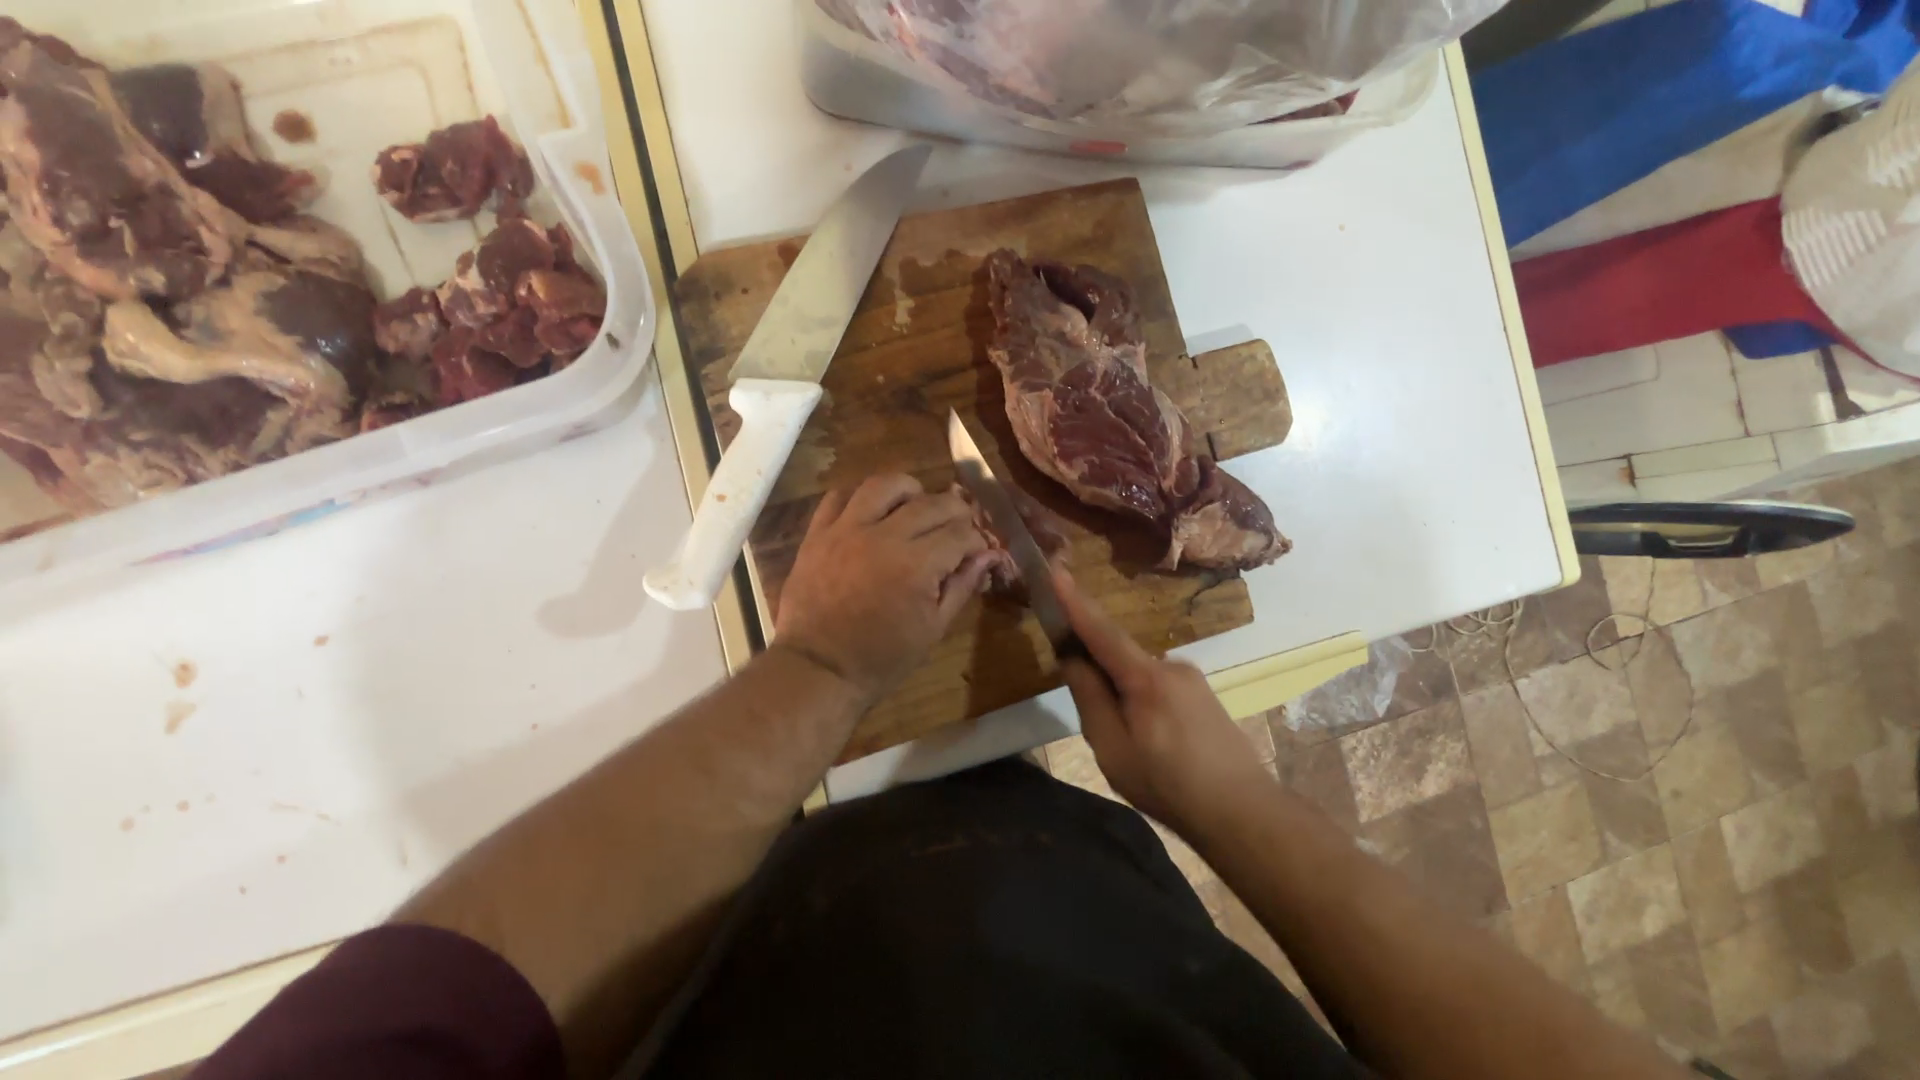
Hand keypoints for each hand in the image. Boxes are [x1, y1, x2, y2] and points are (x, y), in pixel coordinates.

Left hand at [774, 474, 995, 701]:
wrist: (818, 668)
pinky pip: (839, 496)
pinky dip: (860, 497)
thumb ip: (961, 586)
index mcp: (917, 565)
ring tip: (914, 506)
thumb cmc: (882, 658)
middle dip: (955, 512)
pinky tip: (871, 512)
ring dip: (909, 490)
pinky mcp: (817, 533)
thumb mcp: (932, 629)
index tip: (976, 551)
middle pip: (931, 502)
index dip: (976, 540)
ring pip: (884, 484)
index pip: (960, 533)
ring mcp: (846, 530)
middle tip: (956, 528)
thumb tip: (987, 556)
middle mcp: (884, 537)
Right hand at [1054, 568, 1276, 833]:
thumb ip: (1089, 698)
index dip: (1074, 603)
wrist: (1242, 812)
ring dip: (1122, 698)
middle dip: (1096, 675)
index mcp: (1146, 676)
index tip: (1054, 571)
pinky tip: (1152, 747)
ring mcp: (1192, 681)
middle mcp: (1172, 666)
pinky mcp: (1203, 698)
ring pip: (1138, 678)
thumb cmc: (1168, 784)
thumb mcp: (1112, 748)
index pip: (1101, 631)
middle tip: (1095, 727)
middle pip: (1119, 657)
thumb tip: (1072, 658)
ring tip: (1131, 751)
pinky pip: (1157, 689)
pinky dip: (1141, 706)